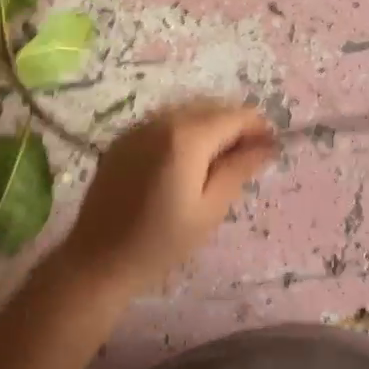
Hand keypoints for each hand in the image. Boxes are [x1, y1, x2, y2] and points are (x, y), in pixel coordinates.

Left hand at [59, 98, 277, 292]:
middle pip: (212, 107)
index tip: (271, 148)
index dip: (258, 127)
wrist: (98, 260)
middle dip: (235, 125)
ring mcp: (140, 126)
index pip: (235, 116)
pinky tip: (187, 160)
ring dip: (210, 125)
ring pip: (188, 111)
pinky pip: (165, 121)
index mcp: (186, 136)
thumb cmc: (161, 243)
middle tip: (249, 157)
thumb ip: (239, 169)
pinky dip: (184, 130)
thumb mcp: (209, 210)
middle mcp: (163, 119)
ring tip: (220, 160)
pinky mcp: (125, 137)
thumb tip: (268, 144)